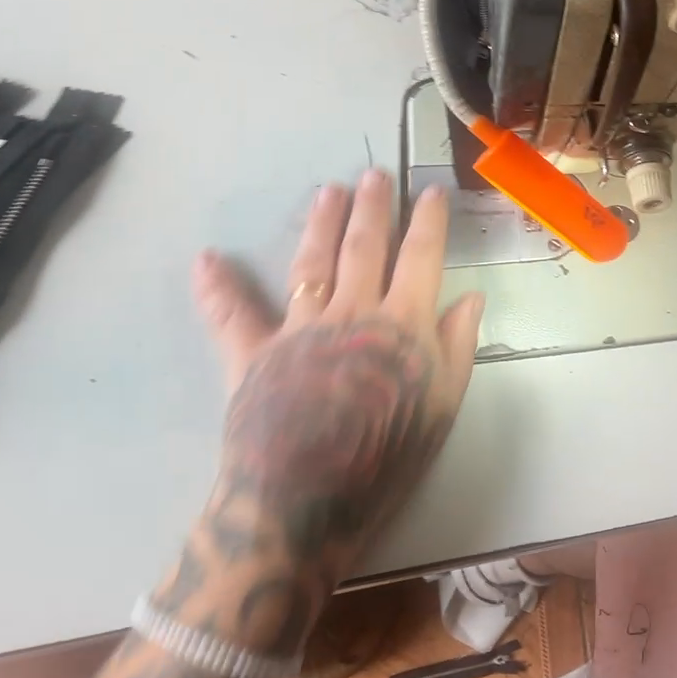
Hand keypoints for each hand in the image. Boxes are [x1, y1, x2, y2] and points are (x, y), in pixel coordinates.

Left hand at [166, 173, 483, 656]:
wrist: (305, 503)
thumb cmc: (387, 456)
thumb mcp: (443, 404)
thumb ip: (458, 346)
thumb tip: (470, 297)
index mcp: (403, 322)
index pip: (421, 256)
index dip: (429, 220)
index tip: (432, 191)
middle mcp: (352, 311)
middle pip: (364, 246)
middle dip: (373, 207)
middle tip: (374, 174)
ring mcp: (299, 328)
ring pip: (312, 263)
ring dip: (320, 224)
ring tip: (328, 191)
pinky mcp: (251, 354)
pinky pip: (230, 315)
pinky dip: (216, 287)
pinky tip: (206, 257)